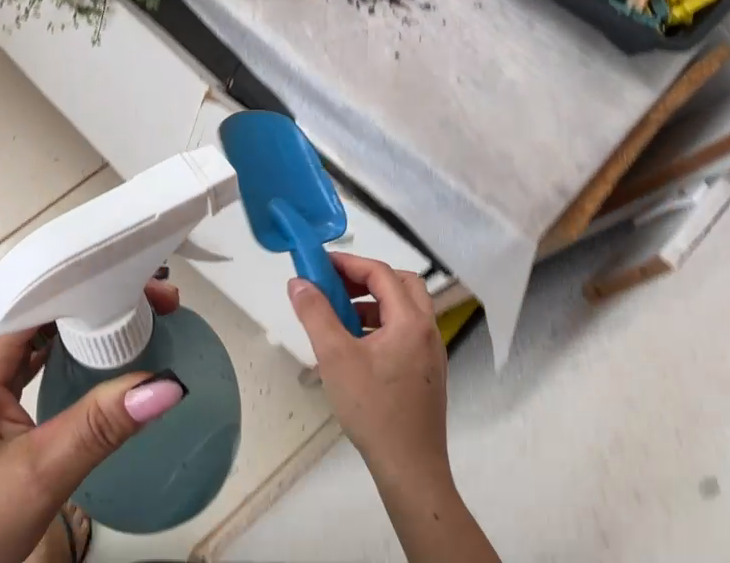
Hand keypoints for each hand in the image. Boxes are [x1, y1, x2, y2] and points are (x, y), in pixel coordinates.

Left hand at [0, 282, 184, 562]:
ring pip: (37, 328)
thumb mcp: (39, 475)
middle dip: (96, 292)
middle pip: (39, 303)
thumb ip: (100, 427)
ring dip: (86, 320)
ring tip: (141, 315)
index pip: (35, 290)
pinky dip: (70, 348)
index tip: (140, 275)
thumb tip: (164, 386)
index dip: (88, 276)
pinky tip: (103, 353)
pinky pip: (32, 357)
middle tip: (157, 297)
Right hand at [290, 256, 500, 561]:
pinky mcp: (427, 373)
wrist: (409, 467)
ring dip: (372, 300)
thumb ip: (315, 313)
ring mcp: (431, 354)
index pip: (381, 273)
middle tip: (333, 284)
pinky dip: (380, 323)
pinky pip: (405, 331)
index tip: (318, 263)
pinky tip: (355, 345)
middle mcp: (428, 332)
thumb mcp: (334, 356)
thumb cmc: (372, 408)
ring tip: (339, 315)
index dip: (348, 262)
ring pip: (405, 309)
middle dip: (365, 277)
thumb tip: (298, 282)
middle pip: (402, 284)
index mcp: (411, 322)